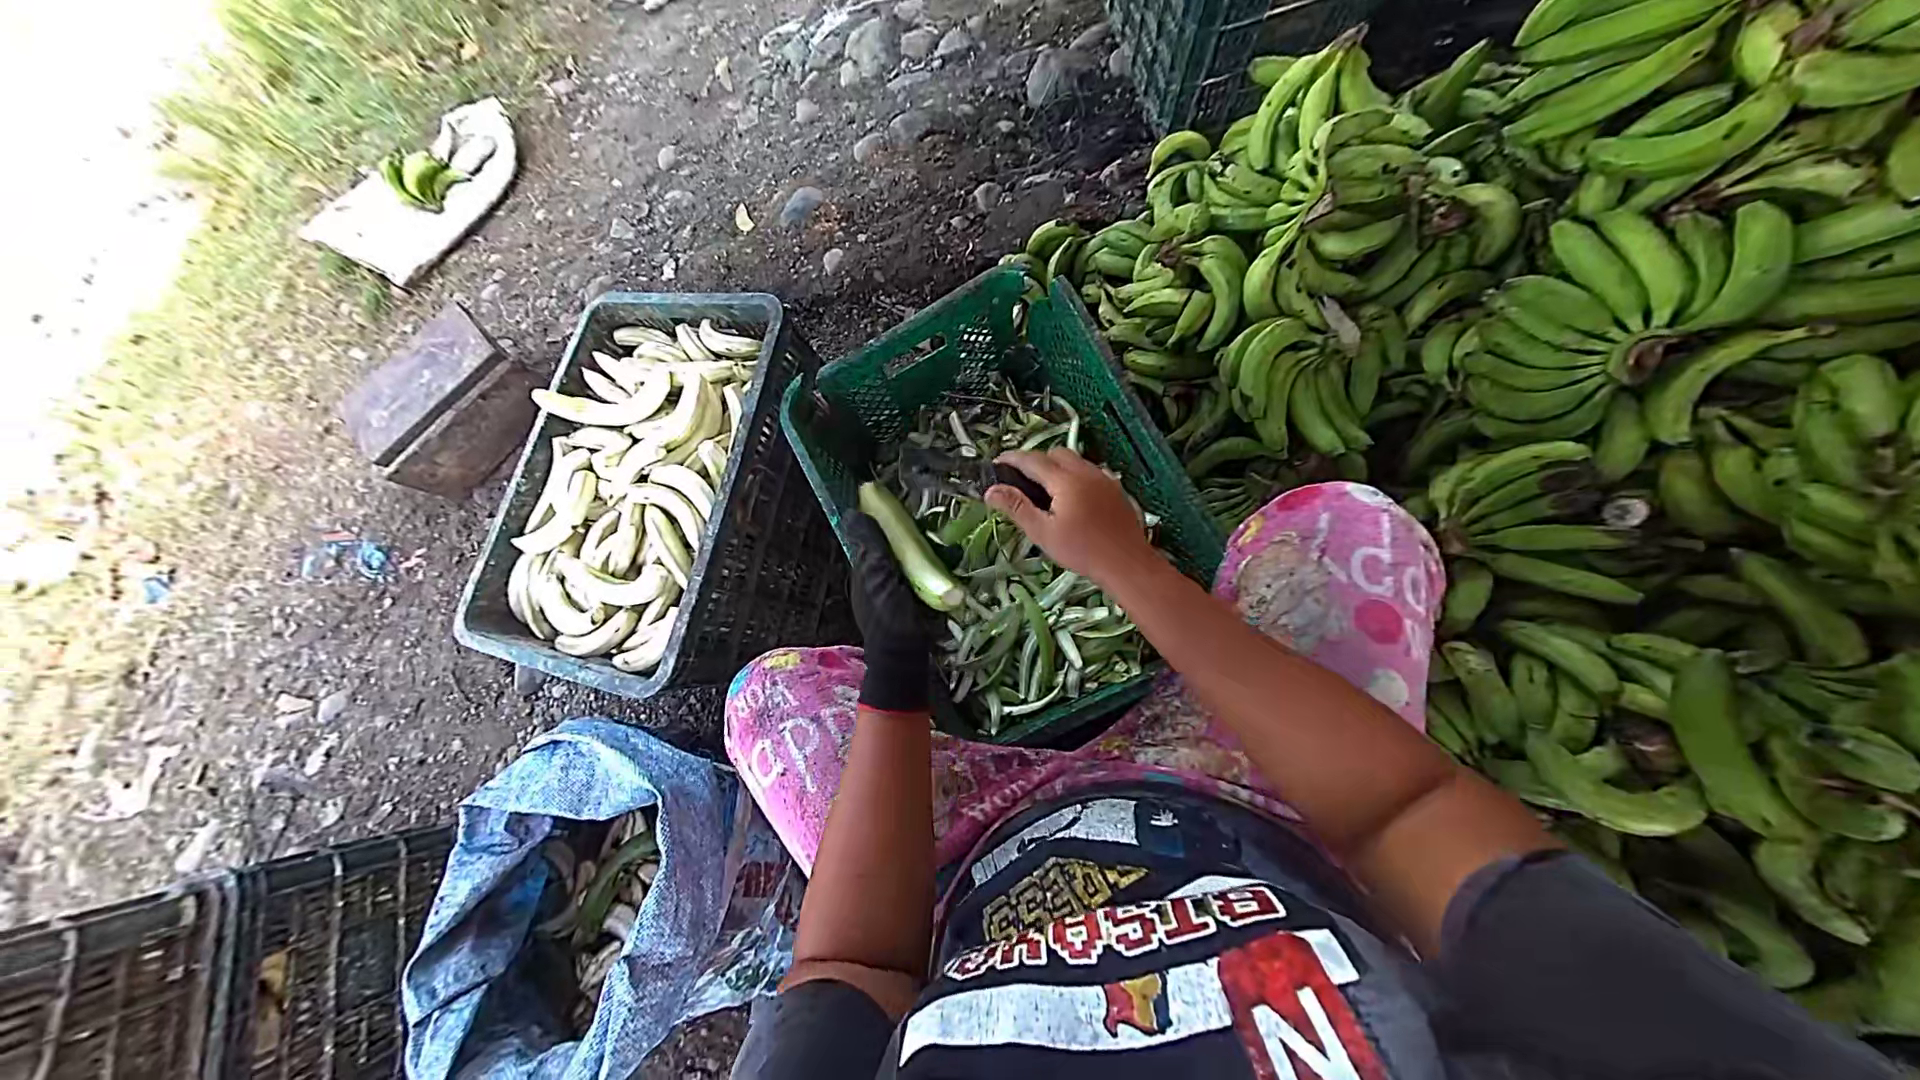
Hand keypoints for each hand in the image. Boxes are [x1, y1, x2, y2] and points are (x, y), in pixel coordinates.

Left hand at [844, 513, 935, 712]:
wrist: (905, 655)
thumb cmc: (888, 616)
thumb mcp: (877, 576)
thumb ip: (870, 545)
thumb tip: (856, 511)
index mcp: (864, 566)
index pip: (871, 531)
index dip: (883, 515)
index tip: (901, 502)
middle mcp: (878, 573)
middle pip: (893, 542)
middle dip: (909, 532)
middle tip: (928, 522)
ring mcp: (897, 585)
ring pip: (911, 555)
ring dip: (925, 548)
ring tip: (943, 542)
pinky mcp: (916, 595)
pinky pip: (924, 571)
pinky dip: (934, 565)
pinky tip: (947, 561)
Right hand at [985, 447, 1155, 585]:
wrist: (1126, 563)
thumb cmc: (1081, 550)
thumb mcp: (1042, 532)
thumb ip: (1017, 507)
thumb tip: (991, 491)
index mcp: (1065, 480)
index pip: (1032, 459)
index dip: (1012, 459)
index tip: (997, 463)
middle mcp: (1086, 472)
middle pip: (1055, 453)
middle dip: (1035, 460)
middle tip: (1020, 480)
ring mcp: (1104, 478)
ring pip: (1075, 460)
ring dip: (1056, 466)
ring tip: (1044, 489)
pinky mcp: (1115, 489)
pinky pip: (1089, 471)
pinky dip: (1074, 475)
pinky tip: (1071, 497)